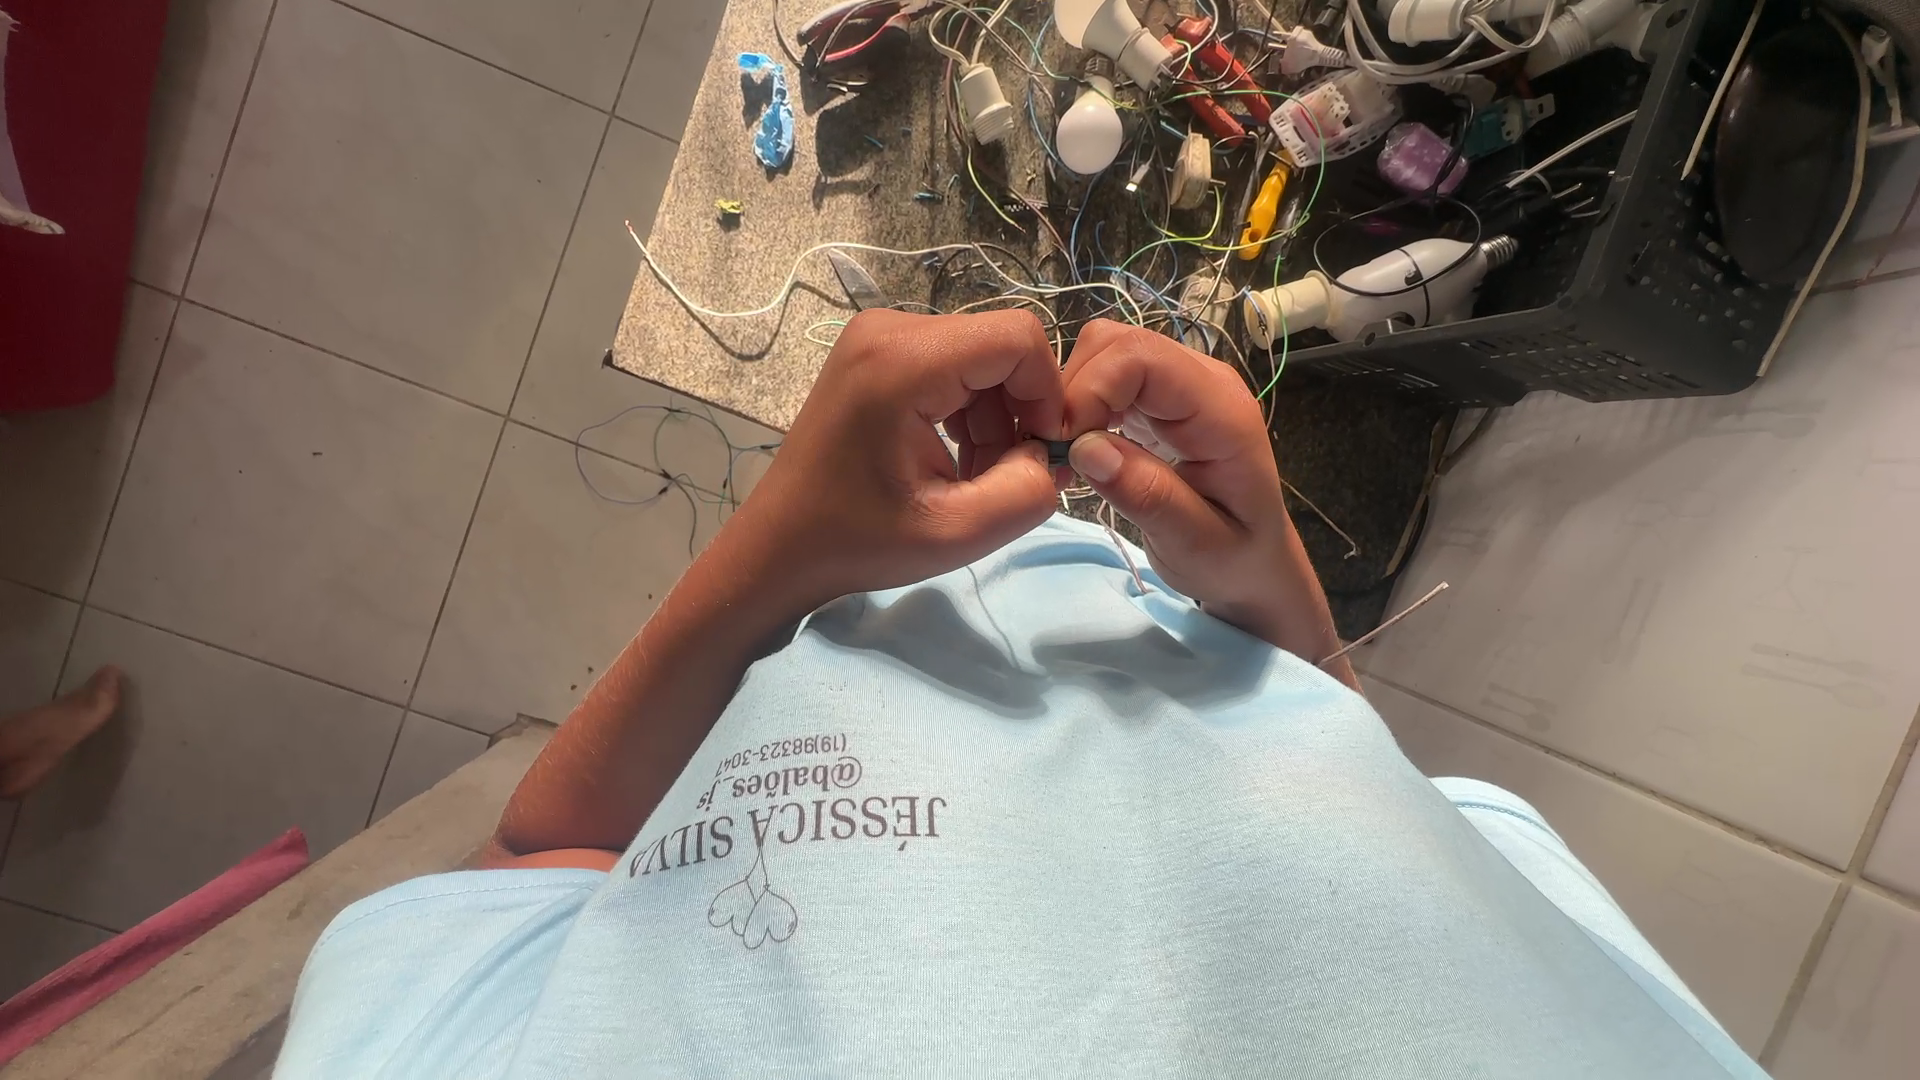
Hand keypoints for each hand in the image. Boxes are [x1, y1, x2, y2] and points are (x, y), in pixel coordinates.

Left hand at [723, 308, 1065, 608]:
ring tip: (975, 479)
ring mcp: (878, 338)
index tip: (1040, 454)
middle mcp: (889, 328)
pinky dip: (967, 415)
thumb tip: (1053, 456)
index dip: (1047, 395)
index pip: (1018, 338)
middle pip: (998, 348)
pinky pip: (950, 369)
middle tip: (1008, 475)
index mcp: (903, 360)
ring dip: (994, 421)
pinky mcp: (875, 356)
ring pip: (978, 360)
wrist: (779, 546)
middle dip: (1018, 413)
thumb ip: (1029, 492)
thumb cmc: (857, 543)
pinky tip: (953, 462)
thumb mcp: (957, 533)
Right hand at [1059, 321, 1353, 685]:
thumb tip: (1087, 448)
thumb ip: (1149, 496)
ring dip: (1071, 397)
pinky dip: (1079, 406)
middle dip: (1072, 391)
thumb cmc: (1234, 561)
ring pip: (1104, 353)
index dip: (1089, 390)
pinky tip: (1079, 450)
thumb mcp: (1196, 545)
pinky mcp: (1157, 401)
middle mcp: (1201, 382)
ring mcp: (1178, 387)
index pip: (1140, 358)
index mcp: (1220, 409)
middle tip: (1057, 454)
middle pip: (1115, 343)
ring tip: (1066, 454)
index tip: (1062, 447)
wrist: (1253, 567)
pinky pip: (1106, 377)